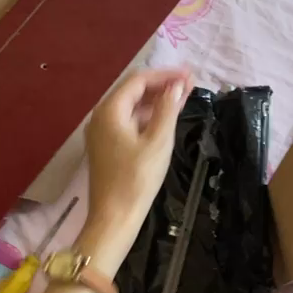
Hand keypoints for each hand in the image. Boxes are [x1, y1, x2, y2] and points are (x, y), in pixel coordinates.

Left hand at [80, 68, 192, 260]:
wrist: (114, 218)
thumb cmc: (137, 179)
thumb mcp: (158, 142)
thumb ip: (167, 109)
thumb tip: (176, 85)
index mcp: (110, 110)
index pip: (138, 80)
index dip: (165, 75)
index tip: (190, 75)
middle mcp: (101, 116)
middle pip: (133, 91)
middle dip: (162, 85)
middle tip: (190, 84)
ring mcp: (102, 132)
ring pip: (131, 107)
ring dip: (156, 101)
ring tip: (184, 97)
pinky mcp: (107, 147)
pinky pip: (128, 122)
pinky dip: (148, 117)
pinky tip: (166, 118)